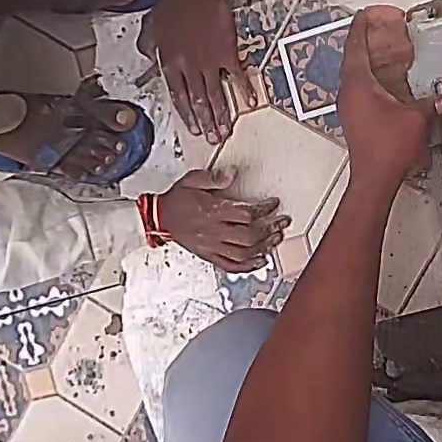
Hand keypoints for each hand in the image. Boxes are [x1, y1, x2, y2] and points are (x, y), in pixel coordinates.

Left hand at [140, 0, 253, 145]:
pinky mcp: (226, 53)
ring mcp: (208, 61)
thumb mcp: (152, 26)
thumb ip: (151, 46)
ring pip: (215, 95)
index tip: (194, 129)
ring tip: (227, 130)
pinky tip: (249, 103)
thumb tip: (148, 57)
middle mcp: (189, 66)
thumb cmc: (172, 3)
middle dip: (206, 122)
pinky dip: (243, 91)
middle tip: (213, 139)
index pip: (178, 95)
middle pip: (198, 101)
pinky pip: (236, 77)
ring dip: (222, 115)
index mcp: (170, 62)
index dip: (187, 114)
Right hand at [152, 169, 286, 272]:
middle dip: (270, 229)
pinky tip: (260, 261)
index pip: (246, 213)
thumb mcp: (192, 180)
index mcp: (212, 212)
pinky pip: (230, 266)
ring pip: (243, 253)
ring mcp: (212, 246)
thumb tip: (232, 175)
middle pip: (250, 236)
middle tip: (282, 223)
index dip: (264, 209)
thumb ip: (213, 178)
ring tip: (276, 239)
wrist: (159, 217)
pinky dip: (248, 266)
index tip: (274, 204)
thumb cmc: (177, 199)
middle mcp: (214, 232)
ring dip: (264, 247)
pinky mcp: (209, 255)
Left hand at [337, 6, 430, 200]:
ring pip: (362, 71)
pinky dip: (381, 77)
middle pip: (358, 53)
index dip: (368, 21)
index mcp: (358, 82)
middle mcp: (350, 90)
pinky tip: (399, 80)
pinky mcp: (358, 117)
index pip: (357, 39)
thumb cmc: (387, 150)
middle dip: (377, 38)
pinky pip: (367, 87)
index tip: (379, 11)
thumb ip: (433, 101)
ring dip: (380, 58)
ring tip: (399, 50)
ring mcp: (352, 105)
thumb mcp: (417, 118)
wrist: (375, 179)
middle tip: (394, 28)